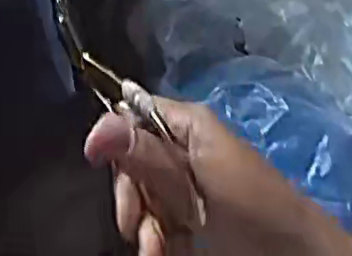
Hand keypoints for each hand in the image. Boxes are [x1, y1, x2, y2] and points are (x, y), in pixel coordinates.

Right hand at [85, 96, 351, 255]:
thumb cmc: (256, 219)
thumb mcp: (197, 186)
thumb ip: (148, 157)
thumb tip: (95, 127)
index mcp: (187, 124)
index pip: (132, 111)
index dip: (116, 139)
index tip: (105, 169)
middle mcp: (185, 148)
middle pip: (133, 158)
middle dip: (131, 195)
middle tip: (136, 228)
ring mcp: (191, 187)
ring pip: (144, 196)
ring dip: (144, 226)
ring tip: (156, 251)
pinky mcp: (197, 222)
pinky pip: (161, 224)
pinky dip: (157, 243)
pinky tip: (162, 254)